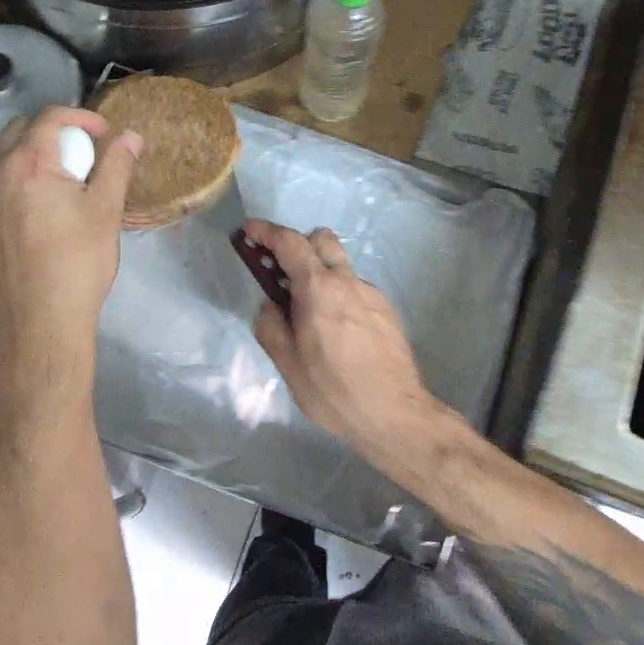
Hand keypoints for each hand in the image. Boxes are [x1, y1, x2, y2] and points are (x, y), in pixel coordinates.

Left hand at [0, 107, 141, 357]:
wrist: (39, 321)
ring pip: (5, 158)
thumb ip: (117, 166)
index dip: (81, 117)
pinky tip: (43, 210)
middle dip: (54, 132)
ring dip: (34, 156)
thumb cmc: (78, 263)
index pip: (50, 117)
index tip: (105, 134)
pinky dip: (20, 182)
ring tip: (65, 182)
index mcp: (29, 163)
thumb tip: (131, 136)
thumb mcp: (106, 211)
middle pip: (20, 130)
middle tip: (84, 154)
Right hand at [246, 221, 441, 455]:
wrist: (394, 413)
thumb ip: (272, 327)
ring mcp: (372, 294)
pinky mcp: (387, 311)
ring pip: (342, 267)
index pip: (290, 243)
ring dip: (321, 273)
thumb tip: (271, 305)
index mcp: (319, 289)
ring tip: (310, 314)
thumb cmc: (333, 391)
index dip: (266, 232)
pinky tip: (337, 333)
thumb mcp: (288, 364)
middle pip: (322, 240)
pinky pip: (356, 290)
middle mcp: (348, 282)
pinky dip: (340, 296)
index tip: (249, 231)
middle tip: (281, 271)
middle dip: (299, 244)